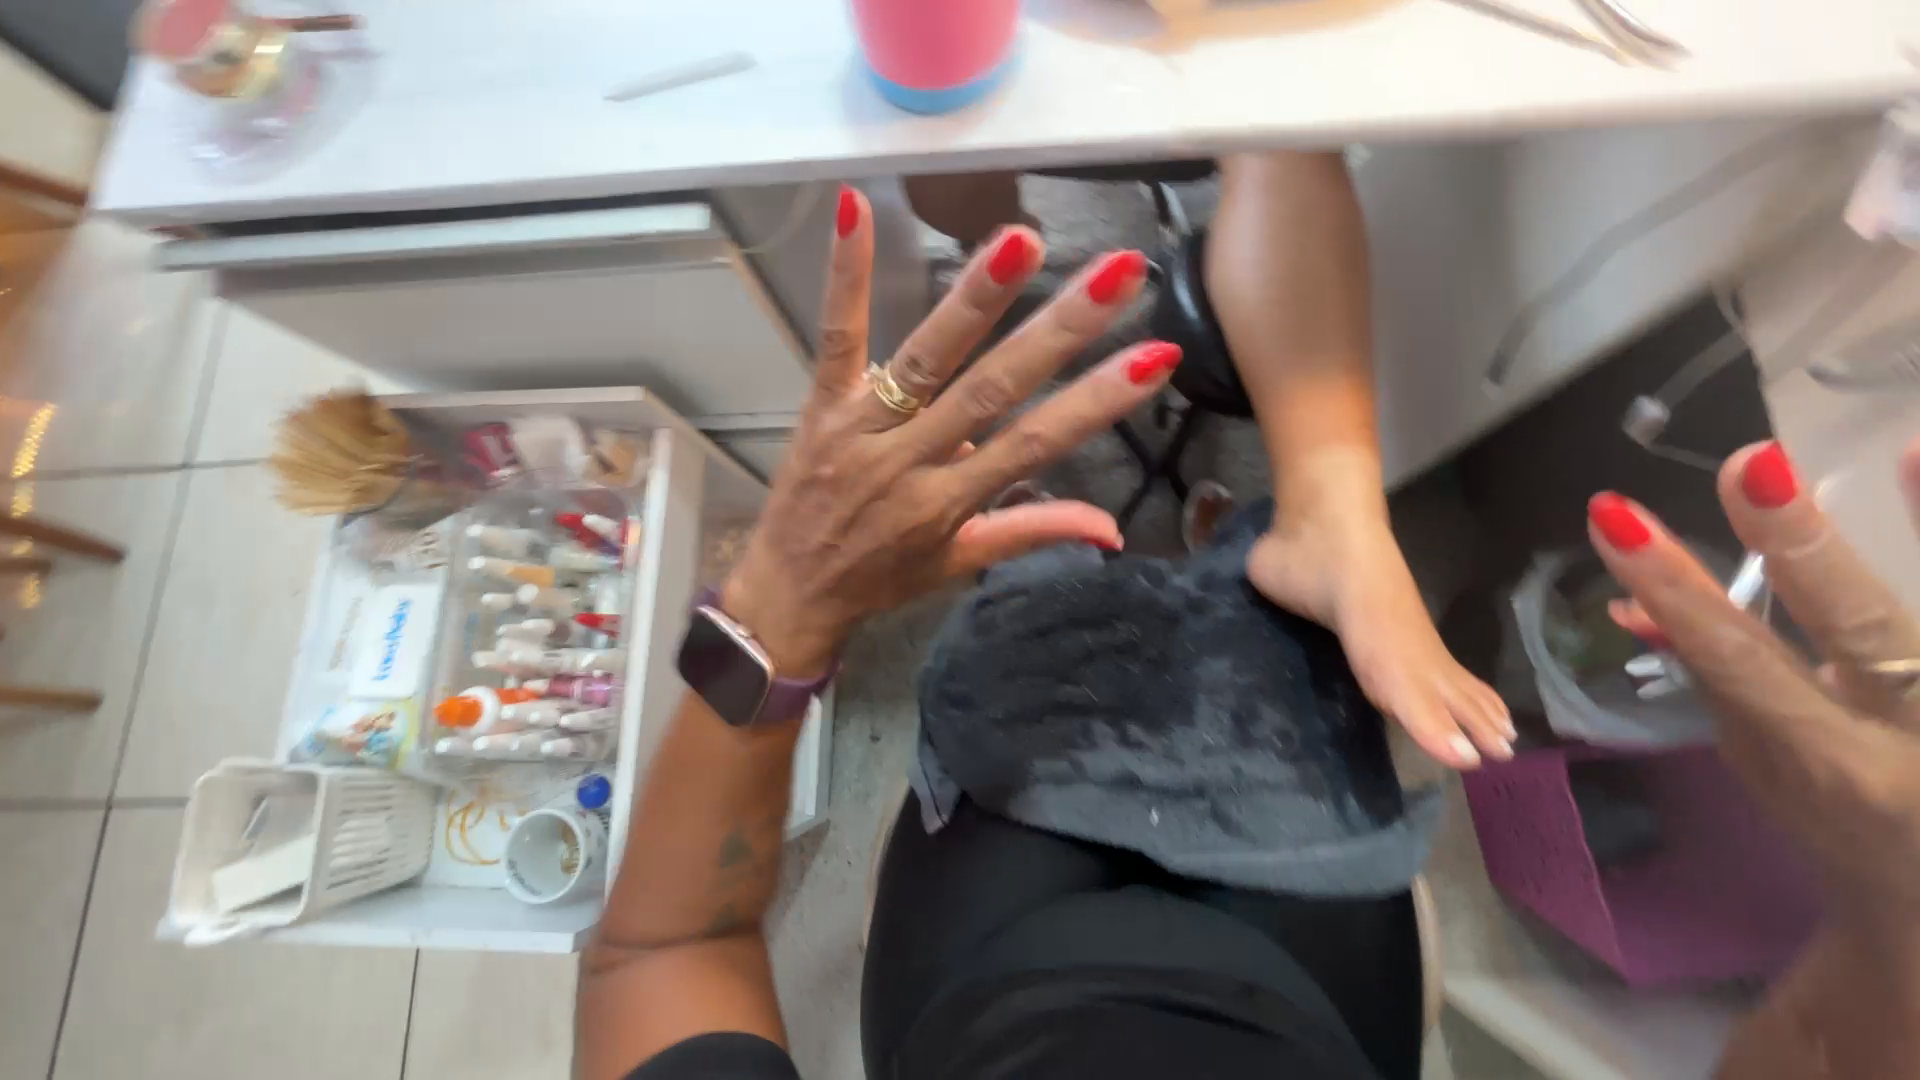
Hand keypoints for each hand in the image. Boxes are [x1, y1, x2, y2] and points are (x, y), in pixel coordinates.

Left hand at [721, 186, 1182, 674]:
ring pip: (924, 358)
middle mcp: (909, 459)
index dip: (1093, 404)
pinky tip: (854, 207)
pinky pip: (836, 336)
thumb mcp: (958, 563)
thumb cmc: (880, 578)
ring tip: (1022, 241)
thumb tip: (1112, 530)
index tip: (1153, 357)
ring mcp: (861, 425)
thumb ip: (1031, 531)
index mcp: (948, 502)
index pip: (1033, 446)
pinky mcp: (821, 403)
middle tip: (1117, 273)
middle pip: (990, 389)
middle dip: (1059, 331)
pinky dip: (847, 276)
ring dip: (974, 298)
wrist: (788, 592)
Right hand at [1588, 439, 1919, 941]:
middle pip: (1856, 628)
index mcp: (1832, 764)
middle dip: (1796, 546)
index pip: (1736, 660)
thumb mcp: (1766, 767)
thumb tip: (1634, 606)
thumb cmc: (1847, 829)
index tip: (1617, 520)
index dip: (1676, 590)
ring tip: (1902, 448)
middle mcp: (1918, 738)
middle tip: (1752, 466)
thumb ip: (1716, 680)